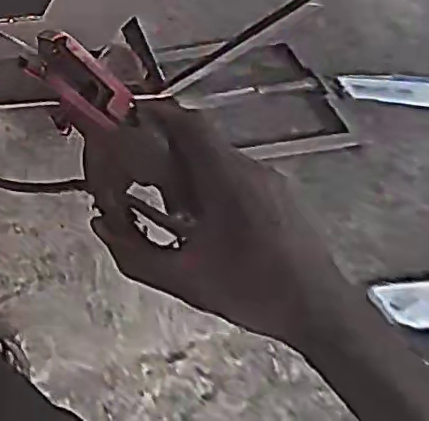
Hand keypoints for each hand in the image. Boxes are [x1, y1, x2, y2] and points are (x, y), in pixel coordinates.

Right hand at [82, 100, 359, 349]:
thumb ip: (136, 253)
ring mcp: (267, 180)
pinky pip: (233, 171)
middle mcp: (247, 168)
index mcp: (225, 177)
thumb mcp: (187, 281)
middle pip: (197, 135)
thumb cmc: (257, 293)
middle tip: (136, 161)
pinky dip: (208, 180)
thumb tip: (100, 226)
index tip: (126, 115)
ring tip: (166, 197)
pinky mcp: (279, 195)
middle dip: (162, 141)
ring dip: (185, 165)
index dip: (153, 110)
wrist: (328, 318)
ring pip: (215, 154)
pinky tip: (202, 217)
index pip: (187, 121)